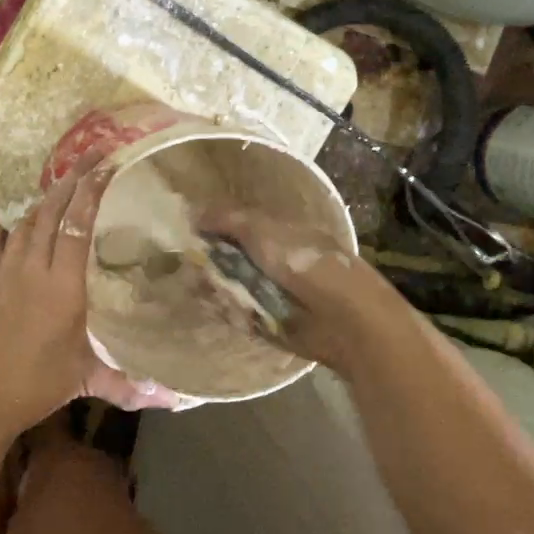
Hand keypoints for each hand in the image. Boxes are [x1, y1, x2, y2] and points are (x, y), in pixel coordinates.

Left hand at [0, 155, 179, 438]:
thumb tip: (173, 397)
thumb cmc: (36, 386)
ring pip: (25, 224)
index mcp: (63, 287)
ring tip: (60, 184)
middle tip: (91, 157)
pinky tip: (2, 215)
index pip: (78, 226)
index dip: (91, 192)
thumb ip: (128, 382)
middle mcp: (33, 270)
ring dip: (43, 201)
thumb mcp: (85, 379)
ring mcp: (5, 273)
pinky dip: (1, 227)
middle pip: (52, 213)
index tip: (106, 165)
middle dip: (71, 181)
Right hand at [202, 209, 415, 372]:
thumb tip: (192, 212)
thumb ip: (227, 218)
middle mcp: (272, 260)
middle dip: (207, 259)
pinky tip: (215, 304)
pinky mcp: (267, 321)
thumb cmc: (305, 264)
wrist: (343, 319)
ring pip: (228, 284)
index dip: (213, 227)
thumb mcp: (262, 230)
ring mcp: (269, 291)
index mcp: (278, 232)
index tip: (189, 231)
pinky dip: (224, 308)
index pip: (236, 225)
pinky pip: (235, 312)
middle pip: (228, 256)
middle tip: (189, 262)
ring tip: (199, 286)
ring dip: (212, 285)